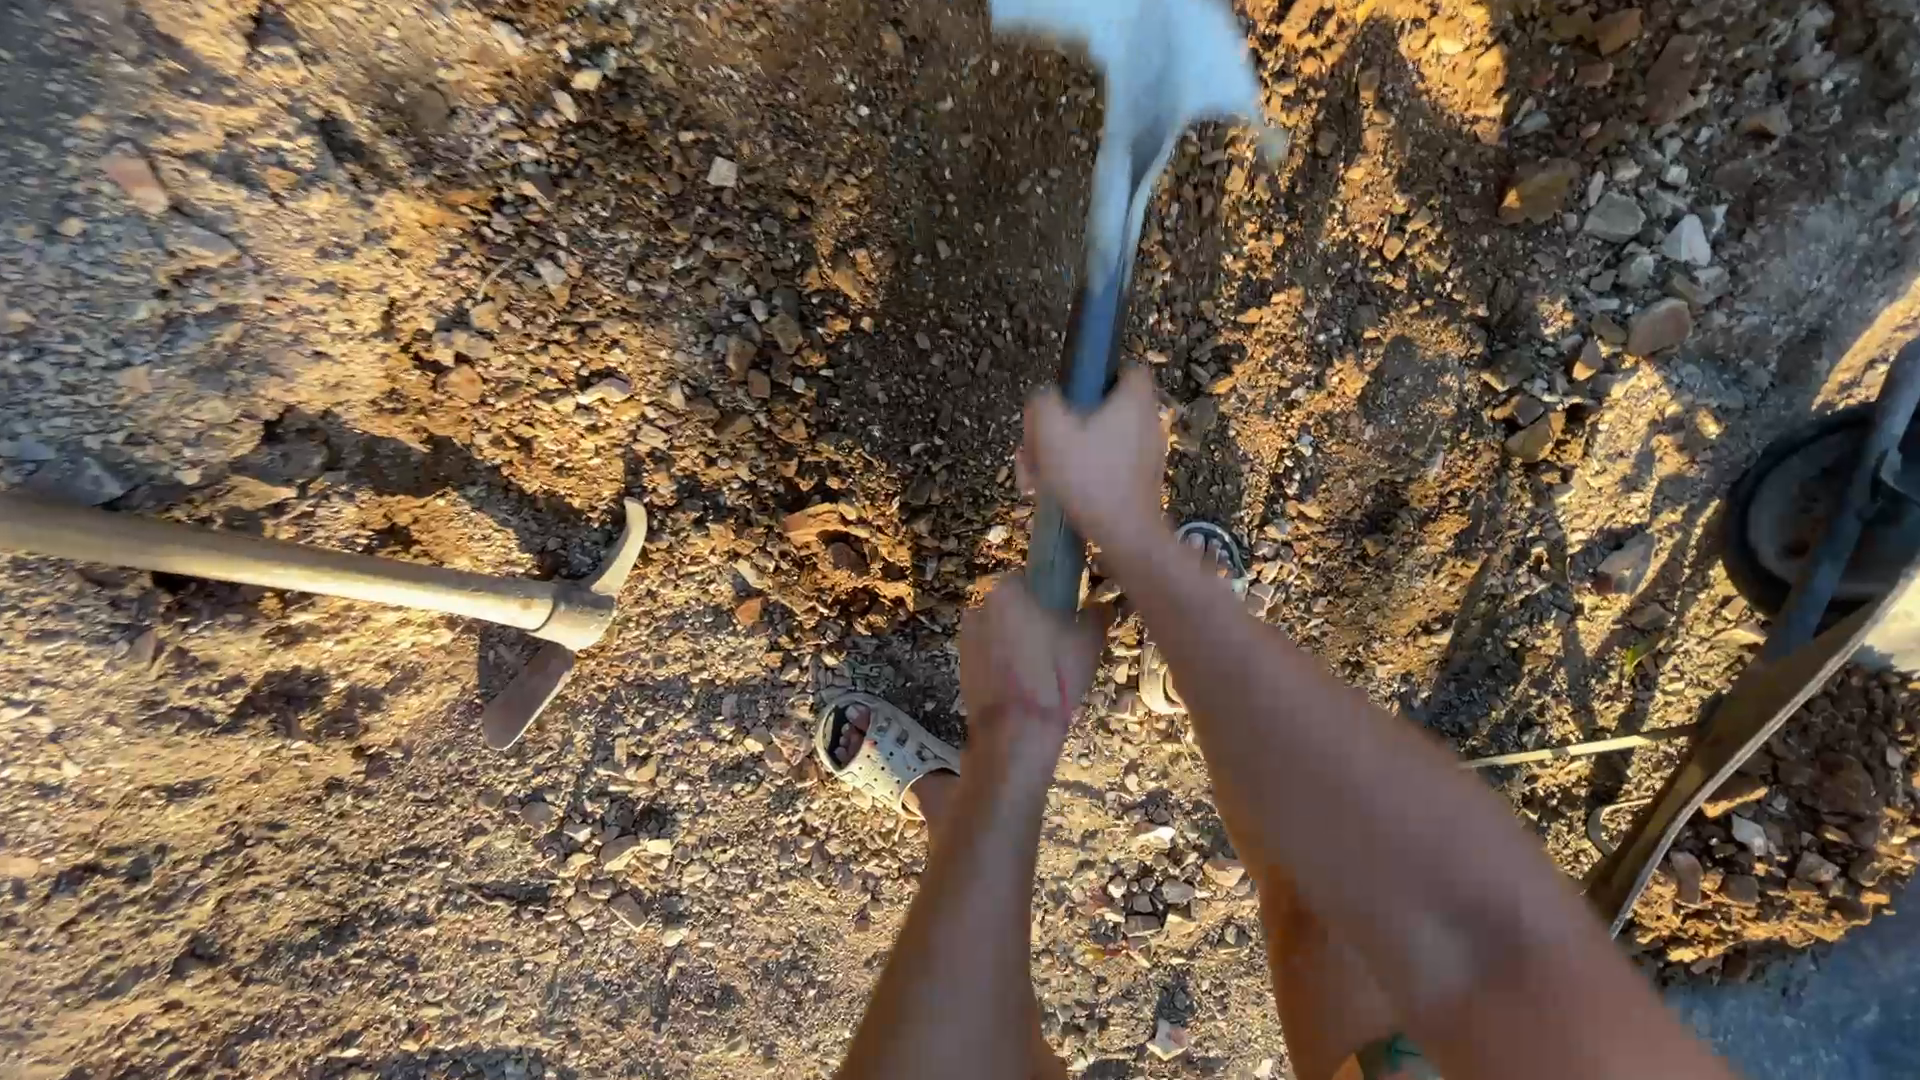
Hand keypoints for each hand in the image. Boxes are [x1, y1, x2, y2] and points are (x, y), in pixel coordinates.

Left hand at [959, 578, 1111, 769]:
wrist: (1016, 729)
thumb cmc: (1054, 675)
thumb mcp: (1088, 642)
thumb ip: (1097, 614)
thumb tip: (1104, 606)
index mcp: (1006, 592)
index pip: (1026, 578)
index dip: (1045, 594)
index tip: (1060, 612)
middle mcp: (979, 607)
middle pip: (1008, 605)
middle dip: (1026, 618)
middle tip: (1052, 641)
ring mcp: (965, 638)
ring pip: (996, 630)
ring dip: (1011, 640)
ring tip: (1037, 667)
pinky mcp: (960, 665)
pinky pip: (986, 654)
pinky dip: (1000, 662)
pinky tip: (1020, 683)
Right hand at [1022, 366, 1168, 549]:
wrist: (1124, 534)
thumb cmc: (1090, 478)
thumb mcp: (1051, 431)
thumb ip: (1043, 403)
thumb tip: (1044, 399)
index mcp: (1133, 400)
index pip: (1127, 368)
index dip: (1098, 374)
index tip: (1072, 393)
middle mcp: (1146, 422)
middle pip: (1101, 409)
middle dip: (1064, 425)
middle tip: (1040, 444)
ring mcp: (1145, 455)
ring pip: (1097, 442)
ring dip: (1064, 454)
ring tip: (1038, 475)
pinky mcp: (1138, 482)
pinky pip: (1104, 467)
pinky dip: (1080, 474)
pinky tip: (1054, 492)